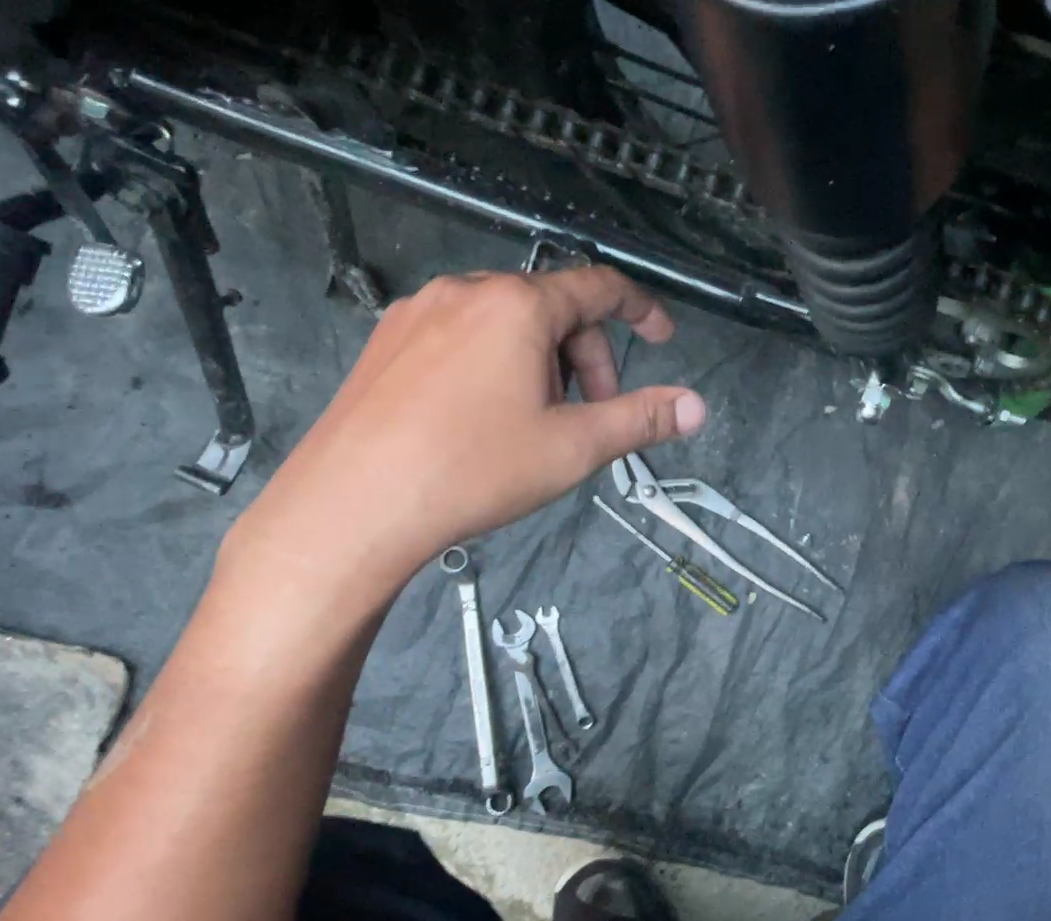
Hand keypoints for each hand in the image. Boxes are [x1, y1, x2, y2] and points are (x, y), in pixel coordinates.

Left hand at [224, 267, 702, 602]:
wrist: (353, 505)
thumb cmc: (474, 469)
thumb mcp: (574, 447)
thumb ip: (641, 420)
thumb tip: (697, 407)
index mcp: (517, 306)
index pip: (598, 286)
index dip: (641, 309)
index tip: (662, 337)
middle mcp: (465, 291)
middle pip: (552, 309)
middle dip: (586, 360)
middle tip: (589, 419)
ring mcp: (417, 313)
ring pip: (506, 324)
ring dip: (542, 365)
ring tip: (533, 425)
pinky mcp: (386, 342)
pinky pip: (462, 336)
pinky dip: (495, 365)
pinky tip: (482, 420)